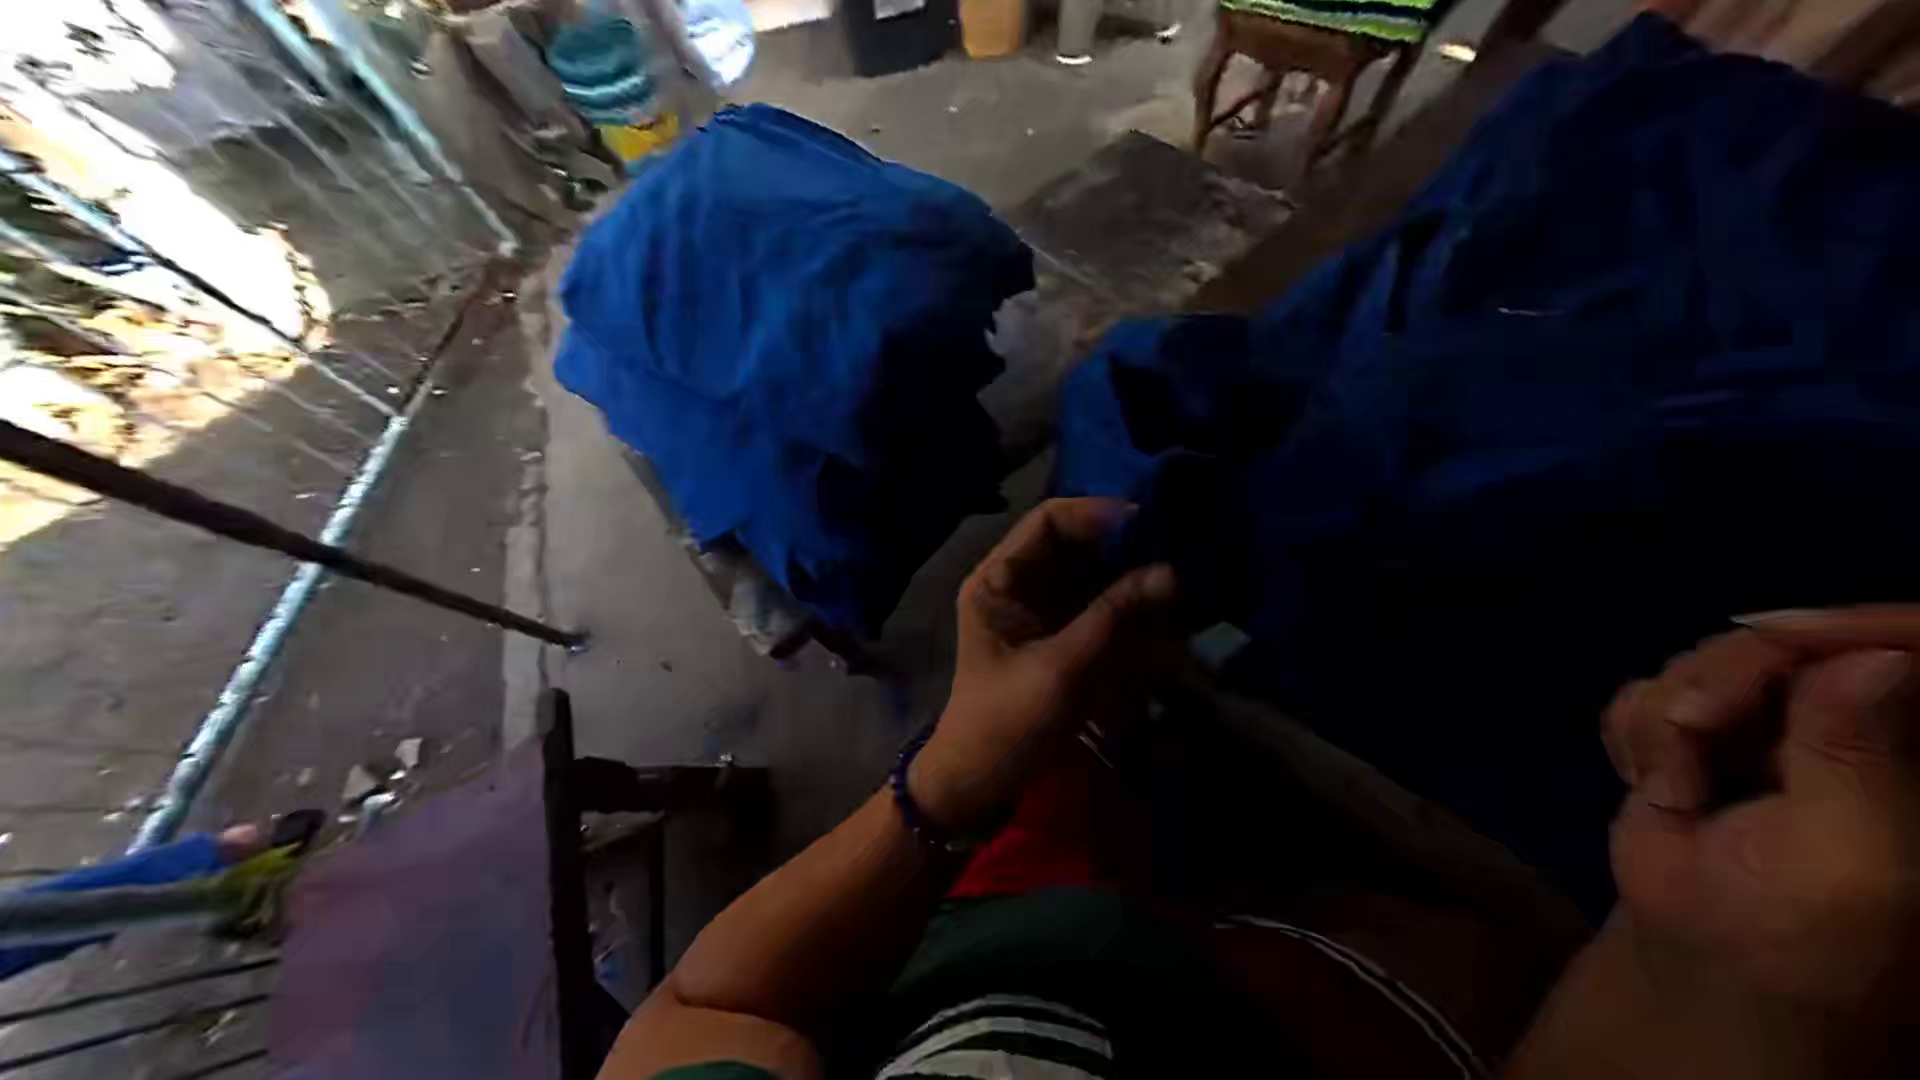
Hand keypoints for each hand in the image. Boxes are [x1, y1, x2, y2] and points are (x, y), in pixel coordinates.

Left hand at [908, 498, 1176, 833]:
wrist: (979, 781)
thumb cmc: (1006, 722)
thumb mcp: (1062, 667)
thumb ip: (1114, 616)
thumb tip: (1169, 571)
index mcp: (999, 579)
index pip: (1048, 521)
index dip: (1097, 515)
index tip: (1149, 524)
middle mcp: (1020, 585)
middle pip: (1078, 548)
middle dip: (1126, 549)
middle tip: (1181, 550)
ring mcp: (1042, 612)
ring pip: (1095, 579)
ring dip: (1135, 581)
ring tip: (1184, 584)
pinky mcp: (1062, 639)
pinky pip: (1101, 612)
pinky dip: (1132, 614)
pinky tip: (1168, 621)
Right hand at [1602, 609, 1919, 1016]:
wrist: (1705, 954)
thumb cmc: (1807, 932)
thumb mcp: (1853, 855)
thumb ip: (1862, 758)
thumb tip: (1878, 659)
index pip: (1907, 649)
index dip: (1843, 627)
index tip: (1764, 632)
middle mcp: (1854, 728)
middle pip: (1775, 648)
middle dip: (1714, 686)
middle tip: (1692, 734)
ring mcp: (1768, 730)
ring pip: (1695, 666)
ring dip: (1661, 723)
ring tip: (1670, 785)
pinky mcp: (1695, 735)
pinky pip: (1642, 692)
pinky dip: (1630, 732)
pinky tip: (1651, 780)